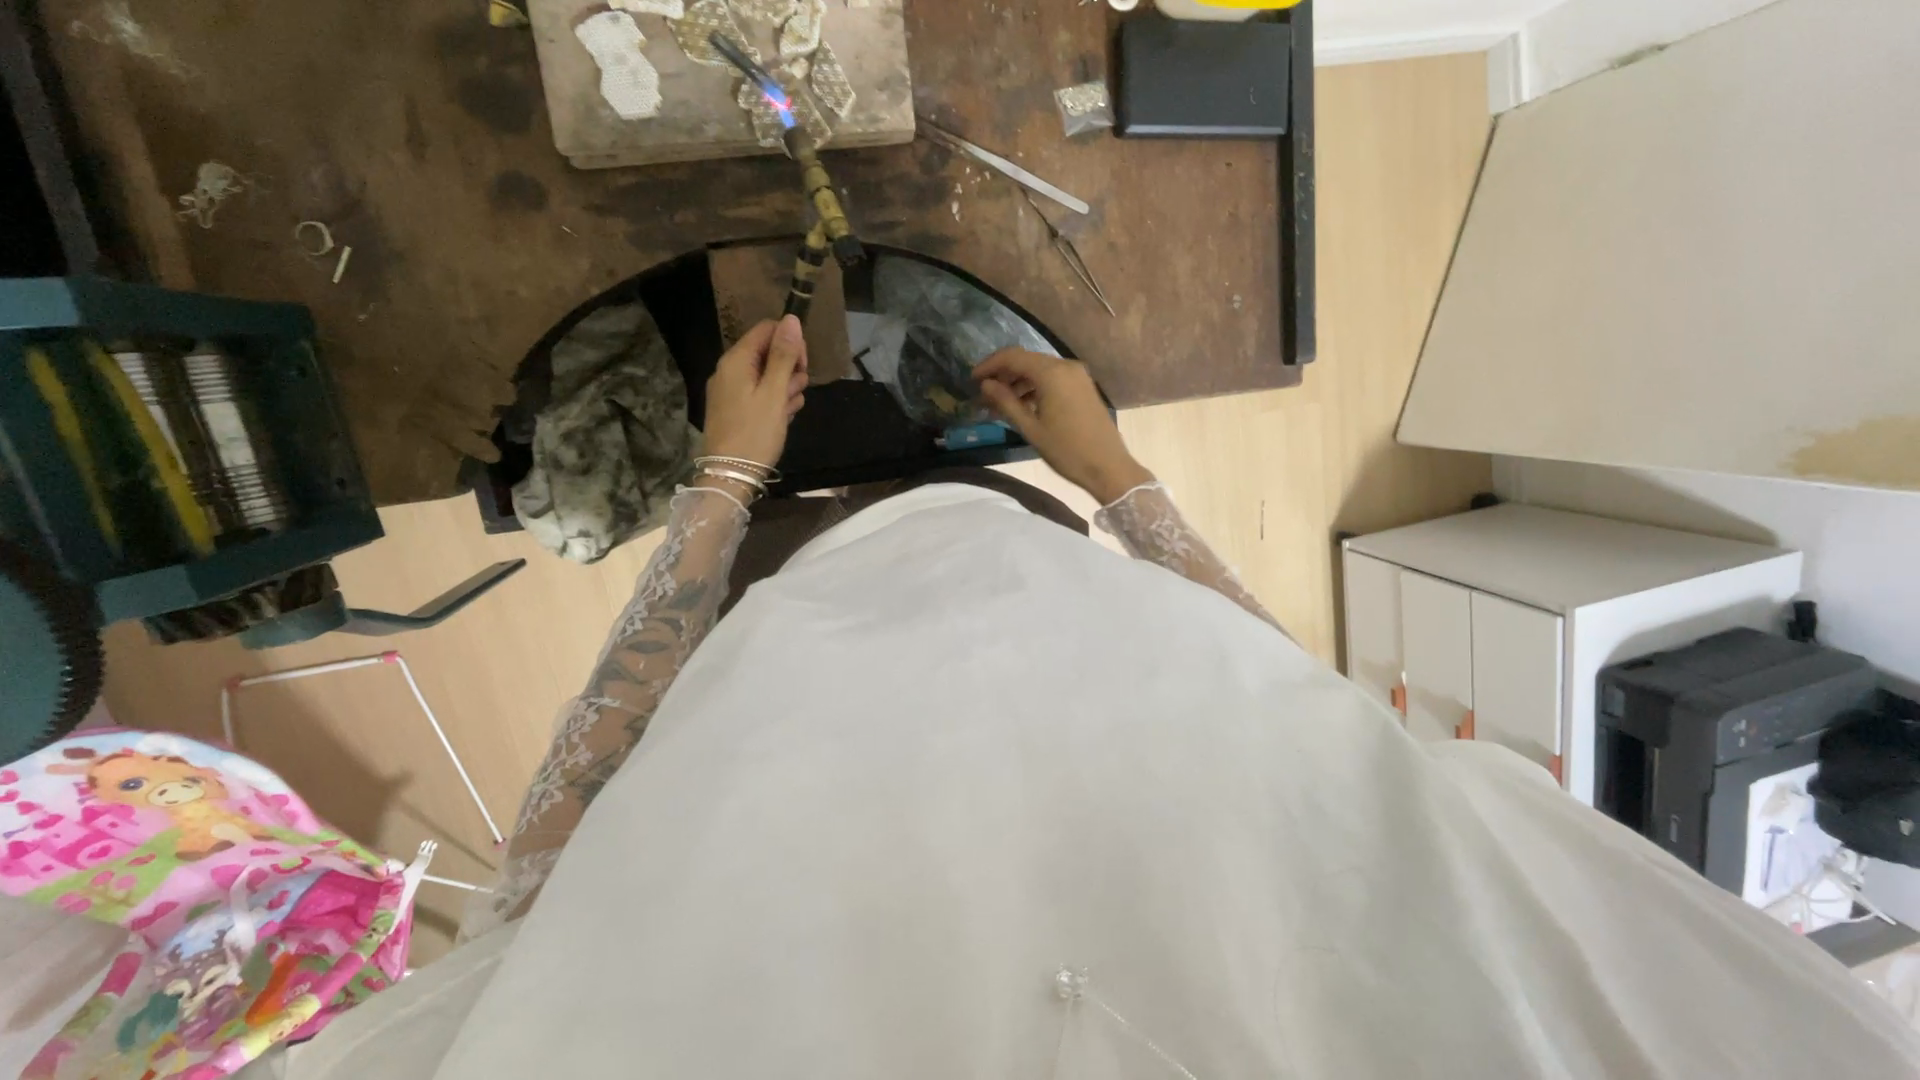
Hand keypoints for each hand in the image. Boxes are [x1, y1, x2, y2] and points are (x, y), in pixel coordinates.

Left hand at [703, 315, 807, 466]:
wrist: (730, 475)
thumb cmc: (755, 433)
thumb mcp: (774, 393)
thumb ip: (783, 355)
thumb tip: (791, 320)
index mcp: (737, 361)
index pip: (768, 330)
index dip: (790, 343)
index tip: (802, 367)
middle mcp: (730, 370)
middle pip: (769, 353)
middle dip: (789, 370)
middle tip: (793, 394)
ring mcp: (731, 390)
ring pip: (768, 376)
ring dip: (785, 389)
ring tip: (788, 411)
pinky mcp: (735, 408)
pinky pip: (760, 394)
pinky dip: (774, 403)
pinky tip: (781, 419)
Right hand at [974, 348, 1152, 504]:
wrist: (1108, 466)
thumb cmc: (1067, 451)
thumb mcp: (1031, 428)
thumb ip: (1006, 402)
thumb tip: (985, 385)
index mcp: (1052, 373)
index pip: (1012, 357)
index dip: (989, 365)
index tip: (972, 380)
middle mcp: (1065, 366)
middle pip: (1026, 360)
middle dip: (1003, 374)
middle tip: (984, 394)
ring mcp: (1077, 375)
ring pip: (1039, 369)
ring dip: (1018, 381)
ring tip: (999, 403)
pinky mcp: (1083, 385)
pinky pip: (1053, 378)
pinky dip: (1035, 386)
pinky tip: (1023, 405)